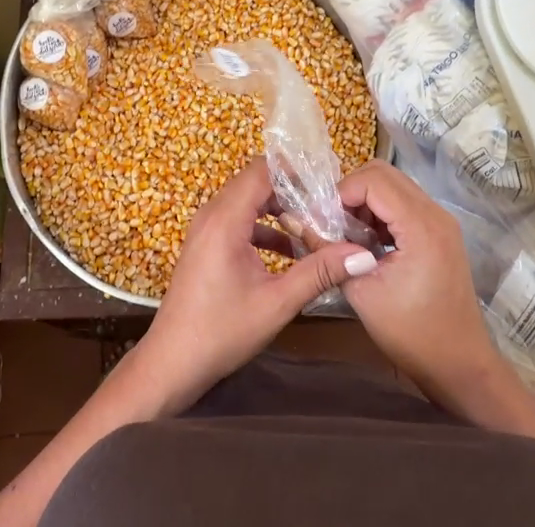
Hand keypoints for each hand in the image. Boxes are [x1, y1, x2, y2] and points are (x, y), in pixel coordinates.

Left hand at [129, 158, 377, 412]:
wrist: (172, 362)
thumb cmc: (221, 331)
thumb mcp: (277, 303)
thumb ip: (319, 273)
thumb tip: (362, 255)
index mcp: (225, 220)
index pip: (261, 171)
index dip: (296, 172)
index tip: (328, 185)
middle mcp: (211, 215)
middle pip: (255, 183)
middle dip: (292, 191)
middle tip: (327, 206)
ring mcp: (205, 229)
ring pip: (247, 202)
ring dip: (279, 210)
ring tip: (315, 227)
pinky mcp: (206, 245)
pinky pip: (238, 221)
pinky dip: (264, 228)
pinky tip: (290, 253)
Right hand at [336, 161, 502, 402]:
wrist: (459, 365)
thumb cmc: (411, 333)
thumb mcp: (361, 293)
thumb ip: (328, 252)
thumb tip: (296, 222)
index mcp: (421, 226)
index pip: (372, 180)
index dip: (341, 192)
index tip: (321, 219)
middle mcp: (435, 214)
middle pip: (384, 173)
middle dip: (351, 191)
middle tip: (331, 222)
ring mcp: (441, 222)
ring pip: (394, 186)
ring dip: (365, 201)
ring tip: (346, 234)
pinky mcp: (440, 233)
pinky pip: (404, 204)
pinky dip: (381, 212)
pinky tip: (367, 242)